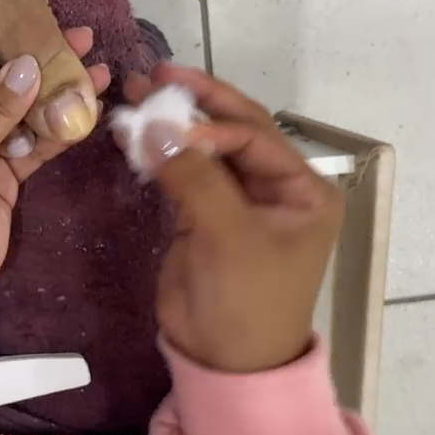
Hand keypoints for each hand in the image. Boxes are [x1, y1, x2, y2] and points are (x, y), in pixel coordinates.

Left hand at [0, 29, 112, 320]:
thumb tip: (26, 63)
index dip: (4, 45)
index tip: (40, 20)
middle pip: (4, 88)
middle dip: (41, 64)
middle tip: (85, 38)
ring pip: (26, 115)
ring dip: (59, 95)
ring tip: (100, 69)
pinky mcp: (5, 177)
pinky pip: (37, 147)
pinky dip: (60, 131)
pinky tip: (88, 110)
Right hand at [119, 65, 345, 373]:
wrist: (222, 359)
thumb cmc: (244, 299)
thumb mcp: (227, 236)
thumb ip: (193, 178)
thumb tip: (153, 125)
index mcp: (302, 189)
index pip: (252, 136)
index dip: (207, 123)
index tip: (161, 119)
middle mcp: (272, 187)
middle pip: (230, 130)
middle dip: (192, 103)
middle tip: (149, 75)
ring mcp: (234, 201)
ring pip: (202, 149)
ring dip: (170, 124)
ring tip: (133, 95)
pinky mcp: (200, 216)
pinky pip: (179, 172)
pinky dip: (157, 153)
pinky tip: (131, 137)